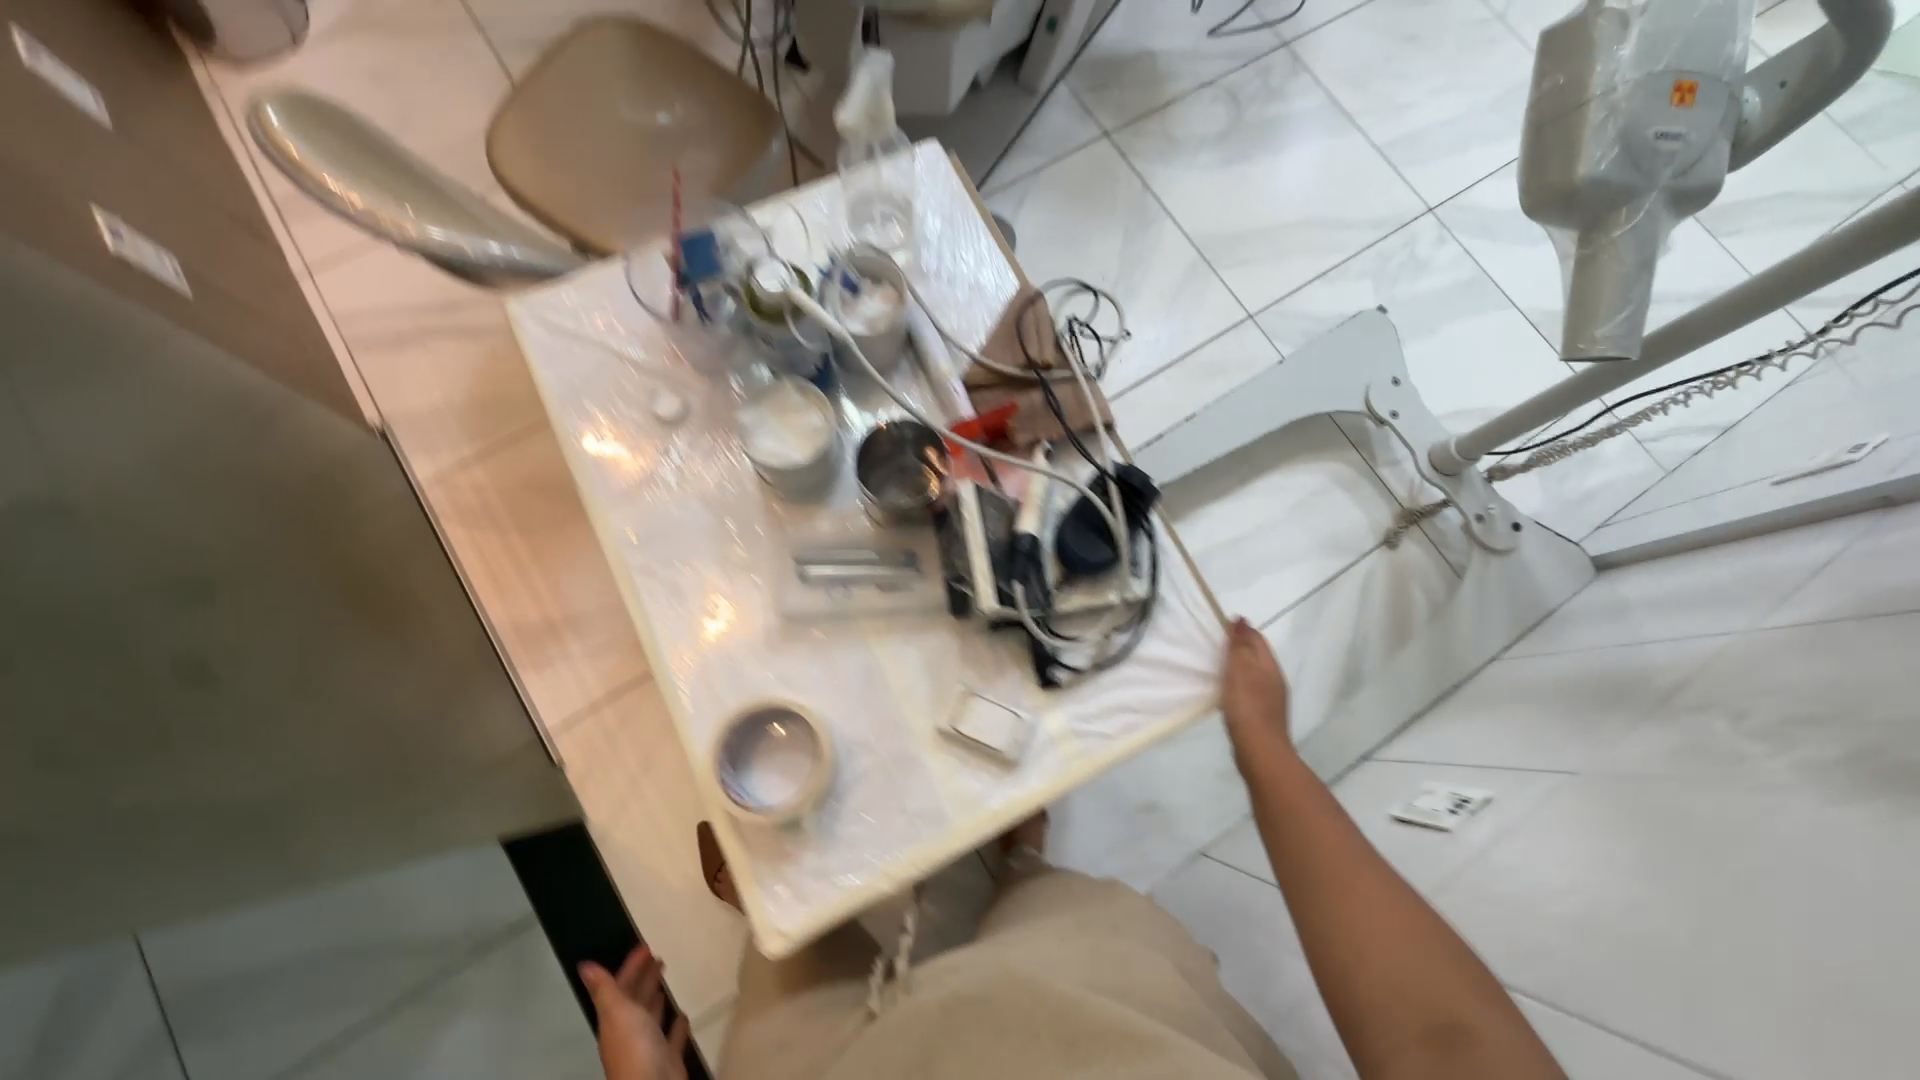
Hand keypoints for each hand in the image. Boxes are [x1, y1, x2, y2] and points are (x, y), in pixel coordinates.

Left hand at [581, 946, 689, 1079]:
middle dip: (645, 978)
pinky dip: (676, 1025)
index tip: (646, 946)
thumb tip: (584, 965)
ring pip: (652, 1017)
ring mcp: (649, 1046)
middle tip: (658, 958)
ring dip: (656, 999)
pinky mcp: (667, 1057)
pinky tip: (682, 1015)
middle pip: (636, 1000)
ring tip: (664, 983)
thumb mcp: (617, 1013)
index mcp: (616, 1020)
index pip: (621, 987)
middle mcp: (630, 1032)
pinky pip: (671, 1037)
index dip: (631, 966)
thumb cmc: (634, 1047)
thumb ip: (605, 989)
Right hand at [1220, 617, 1293, 768]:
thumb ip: (1240, 646)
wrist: (1260, 750)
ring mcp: (1271, 699)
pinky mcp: (1263, 715)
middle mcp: (1274, 680)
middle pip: (1257, 656)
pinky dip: (1239, 684)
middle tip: (1217, 643)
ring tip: (1219, 665)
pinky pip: (1250, 690)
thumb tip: (1241, 620)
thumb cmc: (1248, 706)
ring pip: (1254, 674)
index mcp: (1269, 666)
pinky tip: (1228, 693)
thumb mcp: (1240, 670)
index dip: (1242, 629)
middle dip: (1241, 646)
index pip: (1257, 640)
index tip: (1222, 625)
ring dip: (1240, 666)